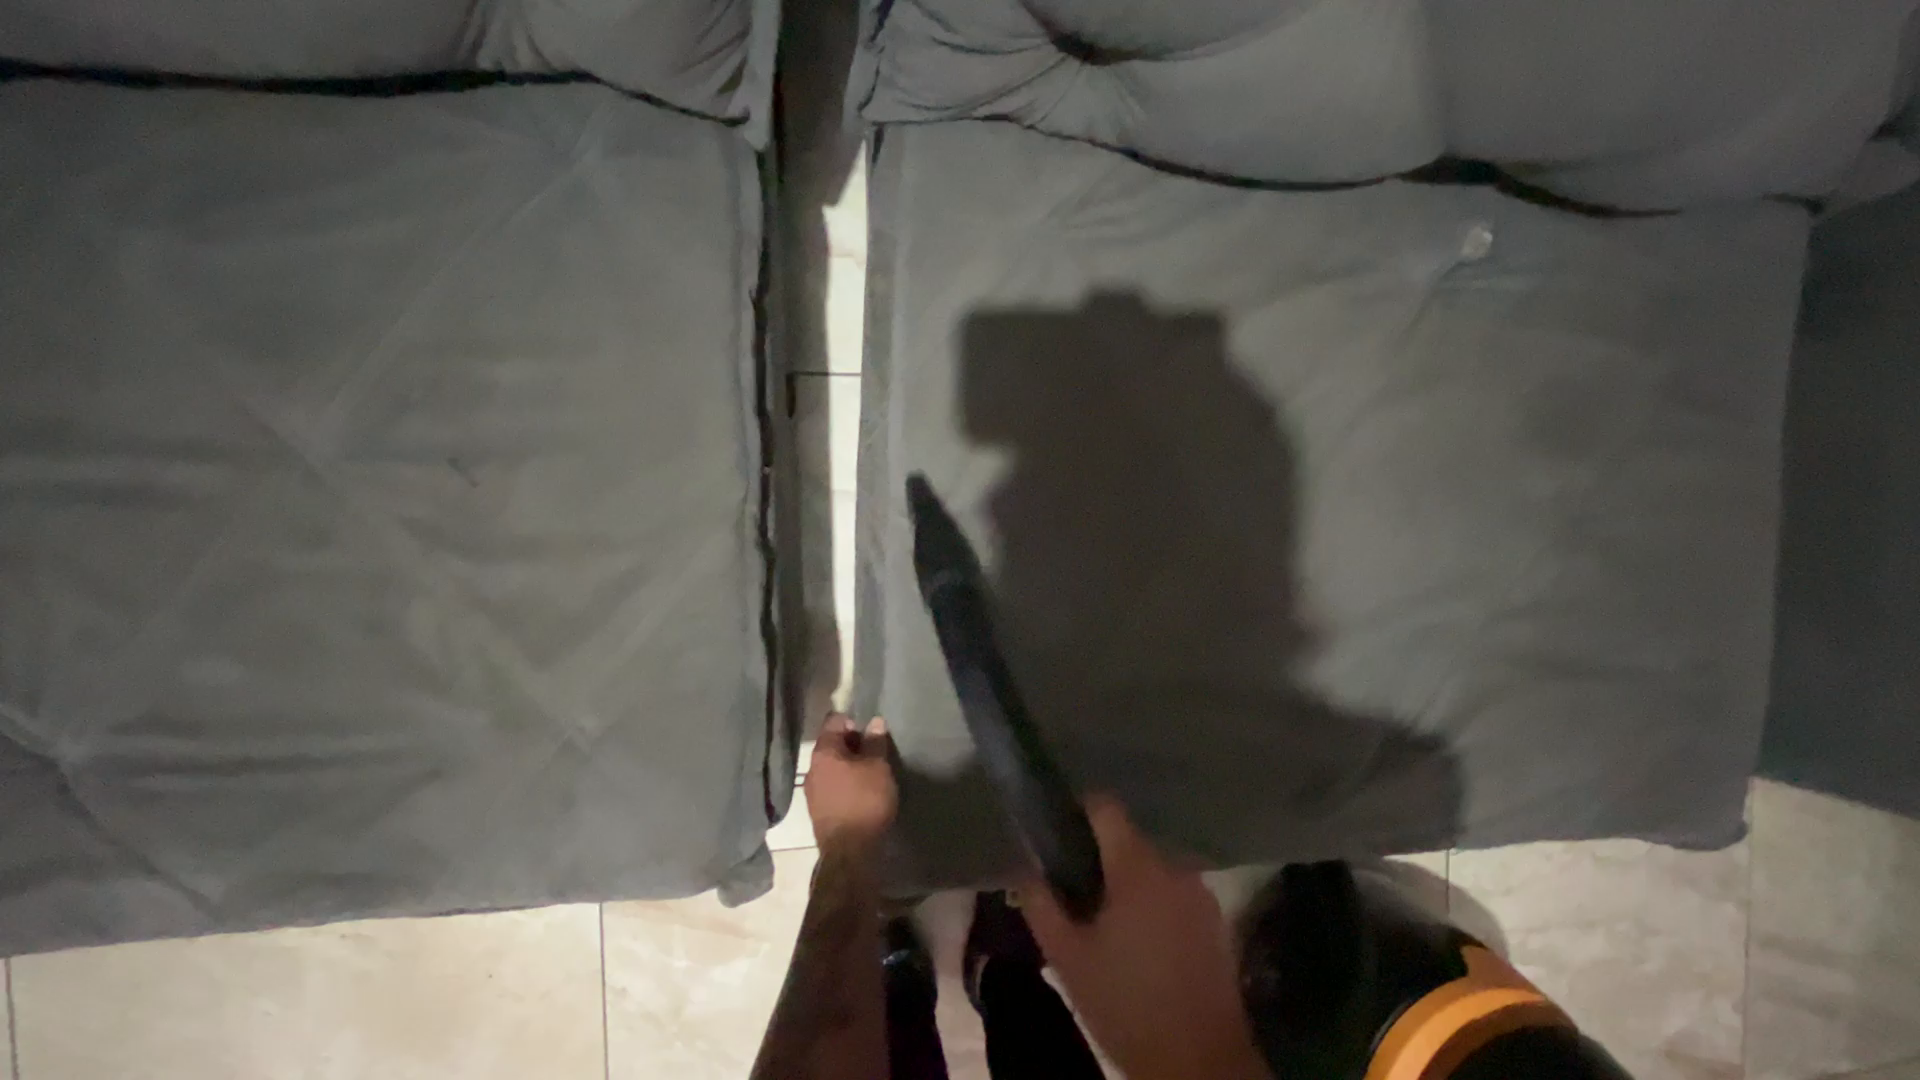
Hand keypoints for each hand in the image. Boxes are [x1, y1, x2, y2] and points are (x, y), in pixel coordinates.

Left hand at [804, 714, 897, 852]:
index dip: (852, 720)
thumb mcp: (878, 767)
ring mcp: (811, 792)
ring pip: (831, 768)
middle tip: (875, 750)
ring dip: (848, 765)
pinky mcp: (818, 811)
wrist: (850, 853)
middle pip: (831, 745)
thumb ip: (875, 742)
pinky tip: (860, 791)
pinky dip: (844, 783)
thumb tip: (874, 721)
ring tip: (870, 772)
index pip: (833, 722)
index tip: (870, 727)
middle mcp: (811, 769)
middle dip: (852, 744)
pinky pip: (831, 786)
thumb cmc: (865, 801)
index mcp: (823, 752)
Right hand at [1020, 798, 1269, 1079]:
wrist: (1201, 1063)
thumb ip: (1041, 904)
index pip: (1106, 807)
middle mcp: (1174, 867)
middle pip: (1128, 840)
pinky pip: (1173, 893)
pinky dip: (1153, 903)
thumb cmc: (1126, 1004)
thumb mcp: (1067, 957)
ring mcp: (1200, 894)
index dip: (1077, 812)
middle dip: (1099, 858)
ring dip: (1127, 883)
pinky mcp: (1215, 921)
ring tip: (1103, 921)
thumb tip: (1026, 869)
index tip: (1056, 834)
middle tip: (1073, 892)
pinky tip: (1138, 942)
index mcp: (1137, 867)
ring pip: (1152, 869)